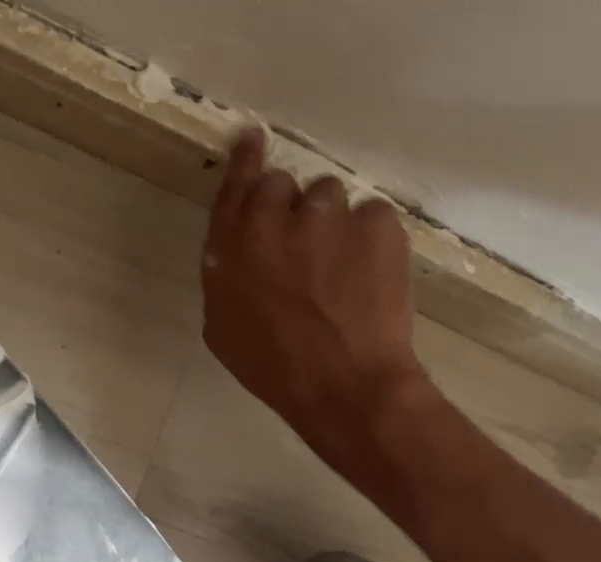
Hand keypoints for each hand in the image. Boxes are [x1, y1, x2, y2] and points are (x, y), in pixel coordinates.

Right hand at [201, 128, 435, 460]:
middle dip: (290, 208)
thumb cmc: (274, 368)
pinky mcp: (376, 223)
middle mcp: (272, 223)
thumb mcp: (224, 330)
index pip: (233, 188)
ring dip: (331, 223)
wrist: (344, 384)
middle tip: (304, 249)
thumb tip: (238, 251)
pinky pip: (371, 215)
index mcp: (230, 253)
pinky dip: (371, 239)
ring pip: (328, 197)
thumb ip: (225, 278)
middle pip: (281, 185)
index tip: (253, 138)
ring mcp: (327, 218)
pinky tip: (369, 276)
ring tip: (341, 271)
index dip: (244, 160)